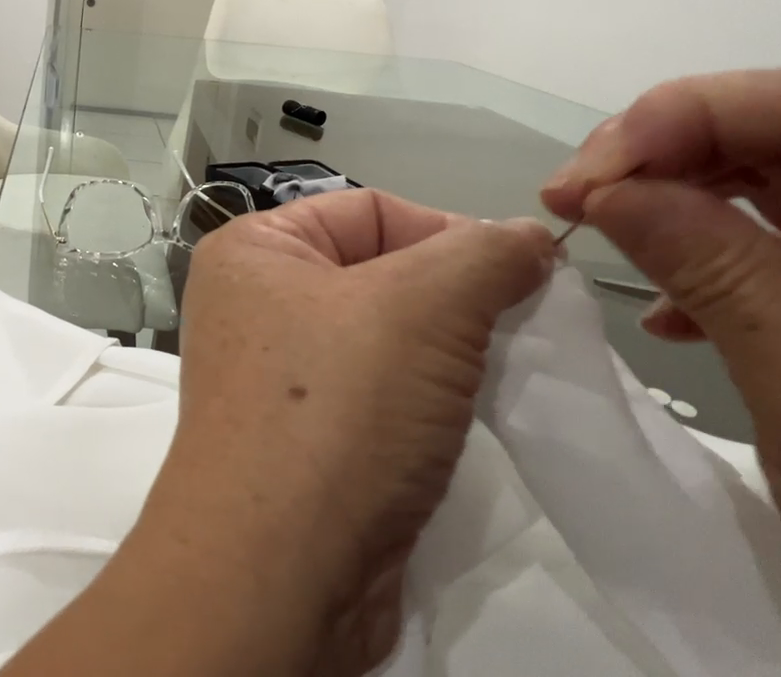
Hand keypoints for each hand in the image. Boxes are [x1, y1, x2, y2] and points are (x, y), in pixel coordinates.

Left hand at [146, 191, 554, 674]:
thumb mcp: (422, 305)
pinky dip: (424, 403)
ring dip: (447, 356)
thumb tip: (527, 240)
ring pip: (384, 340)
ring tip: (492, 377)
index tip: (520, 276)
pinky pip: (376, 397)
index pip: (370, 210)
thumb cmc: (337, 410)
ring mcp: (275, 378)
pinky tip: (462, 421)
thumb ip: (484, 255)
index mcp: (254, 251)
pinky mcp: (303, 441)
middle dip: (455, 299)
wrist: (277, 571)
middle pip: (380, 273)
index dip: (449, 232)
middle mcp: (254, 306)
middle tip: (516, 332)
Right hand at [542, 64, 780, 676]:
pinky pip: (776, 245)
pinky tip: (662, 308)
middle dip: (670, 149)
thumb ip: (728, 283)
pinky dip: (699, 258)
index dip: (699, 115)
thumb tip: (610, 192)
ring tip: (596, 230)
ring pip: (777, 181)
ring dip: (673, 197)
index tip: (593, 174)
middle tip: (572, 196)